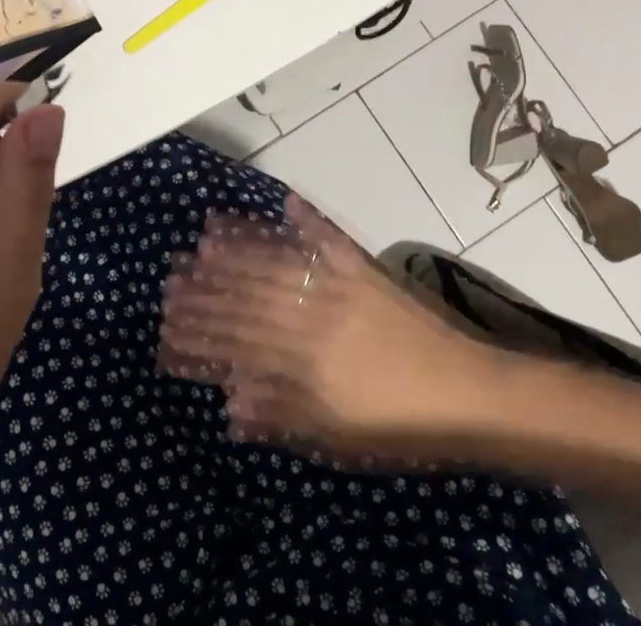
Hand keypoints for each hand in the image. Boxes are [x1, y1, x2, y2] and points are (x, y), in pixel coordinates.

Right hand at [159, 195, 499, 459]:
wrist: (473, 397)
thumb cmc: (402, 427)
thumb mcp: (339, 437)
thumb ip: (281, 416)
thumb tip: (228, 400)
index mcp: (304, 361)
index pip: (237, 342)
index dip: (200, 334)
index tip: (166, 327)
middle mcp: (314, 316)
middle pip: (247, 298)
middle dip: (205, 290)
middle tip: (170, 278)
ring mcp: (342, 287)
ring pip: (278, 263)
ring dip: (238, 249)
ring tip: (203, 237)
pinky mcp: (369, 273)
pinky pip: (330, 240)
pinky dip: (307, 220)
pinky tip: (285, 202)